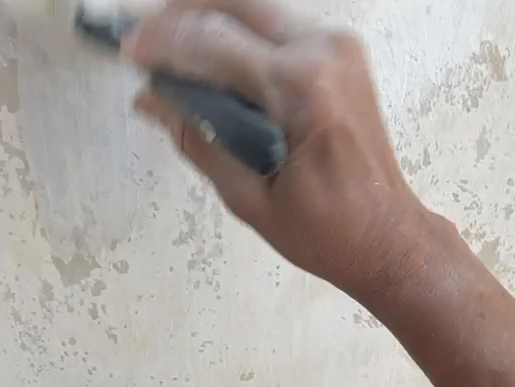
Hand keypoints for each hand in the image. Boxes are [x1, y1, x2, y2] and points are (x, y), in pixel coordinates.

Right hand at [124, 0, 444, 305]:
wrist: (386, 236)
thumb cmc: (328, 232)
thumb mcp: (249, 199)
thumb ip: (199, 141)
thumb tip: (153, 103)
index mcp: (302, 88)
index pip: (213, 42)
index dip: (162, 43)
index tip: (128, 51)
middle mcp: (323, 50)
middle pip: (233, 3)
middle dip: (180, 16)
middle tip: (143, 43)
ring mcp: (337, 45)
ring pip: (254, 8)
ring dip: (208, 22)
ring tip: (170, 55)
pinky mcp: (341, 53)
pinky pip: (276, 26)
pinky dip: (237, 36)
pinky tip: (212, 65)